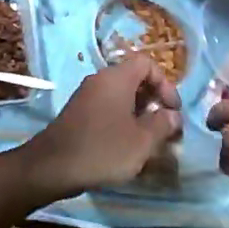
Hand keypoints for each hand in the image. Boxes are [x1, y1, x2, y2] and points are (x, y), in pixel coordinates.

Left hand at [19, 59, 181, 198]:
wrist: (55, 164)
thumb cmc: (104, 148)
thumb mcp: (142, 140)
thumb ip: (163, 124)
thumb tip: (172, 115)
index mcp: (115, 77)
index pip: (146, 63)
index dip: (165, 83)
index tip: (173, 110)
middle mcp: (100, 79)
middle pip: (134, 78)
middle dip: (154, 99)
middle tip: (166, 127)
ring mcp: (87, 95)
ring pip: (121, 94)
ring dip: (140, 112)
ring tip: (151, 139)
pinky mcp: (80, 111)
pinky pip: (108, 106)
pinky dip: (123, 118)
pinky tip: (129, 143)